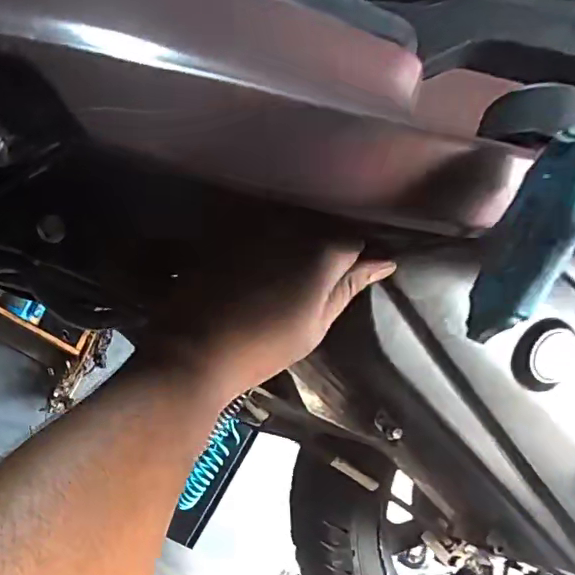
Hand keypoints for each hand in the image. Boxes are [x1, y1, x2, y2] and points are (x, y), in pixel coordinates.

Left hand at [140, 238, 395, 404]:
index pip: (355, 242)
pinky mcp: (222, 233)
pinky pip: (254, 226)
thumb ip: (346, 289)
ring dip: (293, 240)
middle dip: (326, 244)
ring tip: (287, 272)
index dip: (356, 258)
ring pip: (287, 223)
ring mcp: (253, 227)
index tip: (351, 274)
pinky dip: (262, 241)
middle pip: (320, 226)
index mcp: (322, 250)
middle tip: (319, 275)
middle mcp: (290, 226)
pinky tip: (257, 265)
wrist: (193, 351)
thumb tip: (381, 262)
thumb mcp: (314, 327)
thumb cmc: (261, 347)